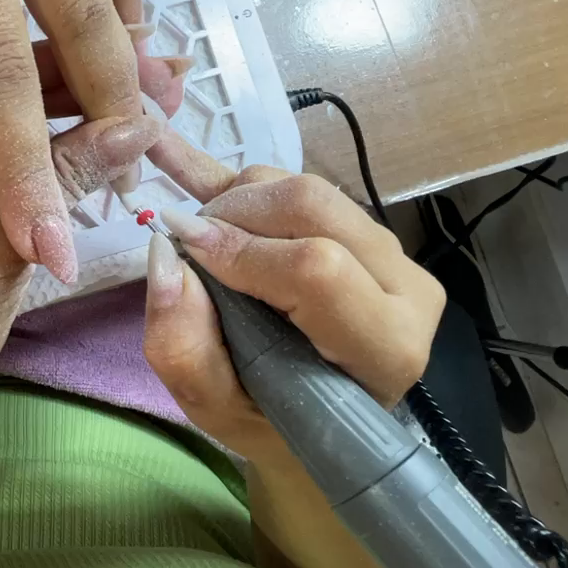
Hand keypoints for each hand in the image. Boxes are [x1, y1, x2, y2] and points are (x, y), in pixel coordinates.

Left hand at [0, 43, 177, 402]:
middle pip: (29, 92)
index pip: (3, 69)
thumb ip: (62, 180)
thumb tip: (140, 123)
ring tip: (165, 99)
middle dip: (97, 82)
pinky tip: (130, 141)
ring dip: (98, 116)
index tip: (141, 44)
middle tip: (170, 77)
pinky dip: (86, 155)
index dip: (74, 54)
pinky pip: (45, 164)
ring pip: (43, 128)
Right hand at [139, 135, 445, 454]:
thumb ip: (185, 348)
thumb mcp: (217, 411)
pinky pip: (288, 179)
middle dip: (230, 213)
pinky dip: (221, 165)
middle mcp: (403, 287)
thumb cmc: (270, 424)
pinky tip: (164, 144)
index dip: (239, 251)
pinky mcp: (352, 225)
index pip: (316, 267)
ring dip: (233, 198)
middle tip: (189, 244)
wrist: (317, 422)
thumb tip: (165, 259)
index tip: (182, 251)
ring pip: (300, 184)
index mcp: (383, 345)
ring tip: (202, 237)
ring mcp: (387, 249)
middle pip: (310, 204)